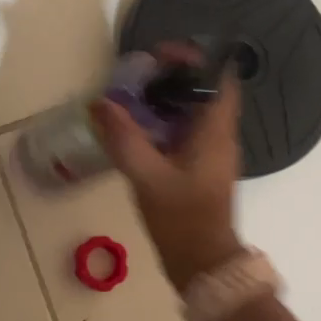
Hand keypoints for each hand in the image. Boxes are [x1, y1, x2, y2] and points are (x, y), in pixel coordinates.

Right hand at [89, 49, 245, 291]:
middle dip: (173, 76)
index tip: (162, 56)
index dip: (195, 59)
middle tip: (139, 74)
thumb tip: (100, 103)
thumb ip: (124, 138)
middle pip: (204, 90)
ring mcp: (211, 153)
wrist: (203, 265)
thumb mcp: (147, 176)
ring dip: (167, 99)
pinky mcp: (200, 167)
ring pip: (193, 111)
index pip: (219, 78)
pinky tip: (137, 128)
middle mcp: (219, 136)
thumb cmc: (182, 219)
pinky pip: (185, 131)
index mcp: (216, 131)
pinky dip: (164, 122)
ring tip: (132, 96)